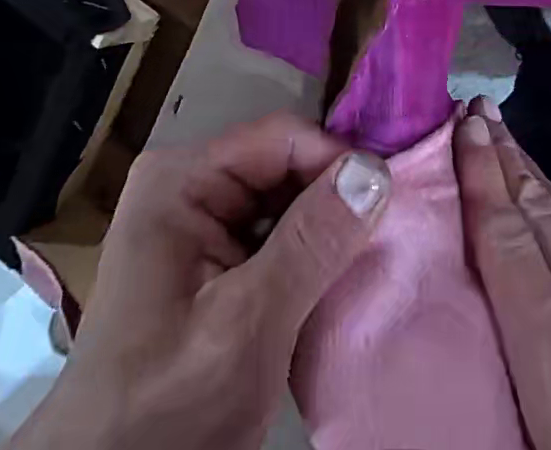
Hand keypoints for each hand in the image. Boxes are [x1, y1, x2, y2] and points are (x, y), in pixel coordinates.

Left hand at [9, 112, 390, 449]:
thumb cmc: (164, 412)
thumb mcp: (246, 326)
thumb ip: (312, 243)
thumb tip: (377, 169)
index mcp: (180, 180)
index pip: (285, 137)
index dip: (339, 165)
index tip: (387, 209)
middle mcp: (191, 183)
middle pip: (291, 161)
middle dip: (337, 197)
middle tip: (383, 240)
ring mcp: (203, 218)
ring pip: (294, 193)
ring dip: (332, 225)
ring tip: (366, 260)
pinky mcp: (220, 252)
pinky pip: (285, 226)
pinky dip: (316, 248)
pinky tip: (335, 278)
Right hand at [455, 98, 550, 449]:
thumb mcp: (543, 432)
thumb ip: (517, 348)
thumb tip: (496, 275)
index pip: (510, 246)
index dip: (483, 181)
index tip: (467, 131)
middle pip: (546, 218)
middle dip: (509, 160)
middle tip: (481, 113)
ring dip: (542, 185)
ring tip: (511, 146)